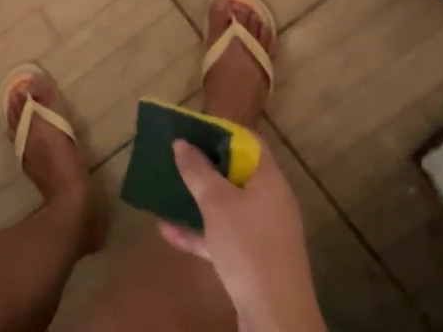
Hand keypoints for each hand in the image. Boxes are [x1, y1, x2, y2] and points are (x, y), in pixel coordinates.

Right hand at [160, 141, 326, 331]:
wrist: (275, 315)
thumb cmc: (248, 246)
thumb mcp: (217, 204)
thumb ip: (197, 171)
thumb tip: (182, 142)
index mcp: (269, 179)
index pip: (249, 141)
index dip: (221, 132)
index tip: (192, 129)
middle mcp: (270, 200)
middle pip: (236, 173)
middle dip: (204, 165)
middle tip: (175, 156)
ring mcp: (263, 231)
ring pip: (227, 205)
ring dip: (198, 199)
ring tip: (167, 189)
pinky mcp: (254, 257)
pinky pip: (223, 235)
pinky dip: (199, 231)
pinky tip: (167, 230)